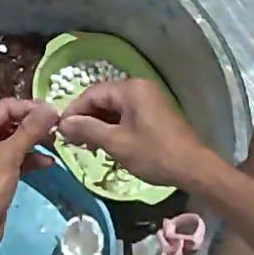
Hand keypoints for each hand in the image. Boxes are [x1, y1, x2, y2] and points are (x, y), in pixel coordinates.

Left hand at [0, 100, 57, 250]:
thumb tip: (51, 107)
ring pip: (15, 141)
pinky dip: (31, 159)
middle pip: (10, 123)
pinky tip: (48, 163)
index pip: (6, 107)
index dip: (29, 107)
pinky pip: (16, 159)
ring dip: (35, 141)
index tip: (54, 112)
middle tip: (59, 126)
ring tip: (57, 142)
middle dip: (34, 124)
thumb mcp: (9, 155)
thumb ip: (31, 129)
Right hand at [58, 79, 220, 190]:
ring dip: (99, 124)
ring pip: (114, 107)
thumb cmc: (154, 153)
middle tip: (73, 141)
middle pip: (103, 98)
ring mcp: (148, 98)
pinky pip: (126, 114)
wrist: (193, 167)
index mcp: (130, 89)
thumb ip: (87, 130)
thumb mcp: (116, 143)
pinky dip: (113, 126)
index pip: (91, 93)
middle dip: (86, 119)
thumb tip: (63, 123)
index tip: (60, 131)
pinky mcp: (154, 111)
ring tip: (87, 146)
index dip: (73, 111)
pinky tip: (106, 144)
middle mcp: (139, 87)